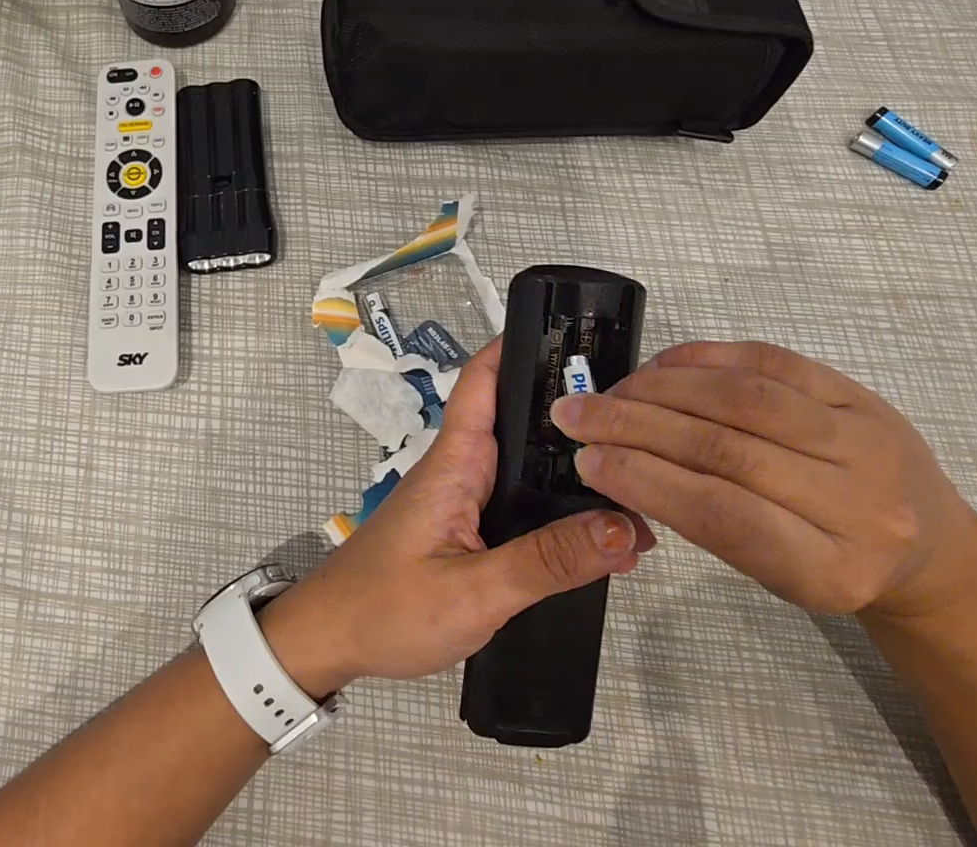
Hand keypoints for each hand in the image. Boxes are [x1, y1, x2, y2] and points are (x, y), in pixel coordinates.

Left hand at [260, 338, 654, 696]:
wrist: (331, 641)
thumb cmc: (385, 609)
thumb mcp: (474, 592)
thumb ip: (547, 561)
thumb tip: (623, 525)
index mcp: (453, 464)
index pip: (484, 383)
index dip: (521, 349)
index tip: (579, 335)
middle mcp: (460, 471)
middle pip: (520, 423)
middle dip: (574, 416)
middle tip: (645, 419)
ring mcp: (463, 501)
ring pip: (527, 469)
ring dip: (574, 472)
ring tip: (644, 481)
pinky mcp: (466, 532)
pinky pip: (522, 508)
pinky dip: (560, 514)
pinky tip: (603, 534)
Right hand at [550, 341, 976, 619]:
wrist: (924, 546)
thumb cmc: (827, 564)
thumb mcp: (769, 571)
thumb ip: (700, 519)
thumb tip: (612, 460)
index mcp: (830, 569)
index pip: (725, 517)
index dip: (647, 483)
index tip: (586, 461)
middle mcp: (860, 505)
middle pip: (729, 451)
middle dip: (635, 427)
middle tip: (573, 414)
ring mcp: (867, 441)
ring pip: (746, 399)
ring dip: (661, 388)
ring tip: (609, 391)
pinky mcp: (861, 395)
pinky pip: (772, 362)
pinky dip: (704, 358)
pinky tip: (660, 365)